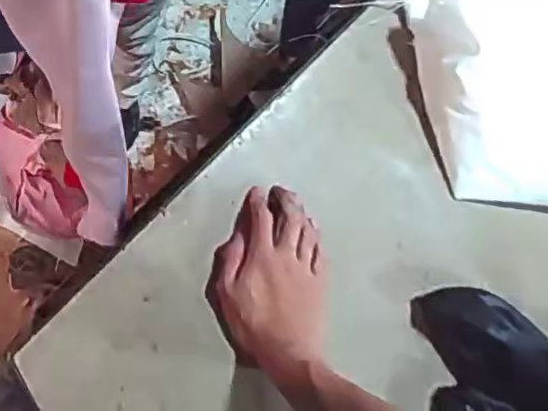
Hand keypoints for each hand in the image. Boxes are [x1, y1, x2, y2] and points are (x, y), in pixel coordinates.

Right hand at [211, 187, 327, 380]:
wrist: (290, 356)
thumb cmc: (254, 326)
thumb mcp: (228, 293)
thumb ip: (230, 259)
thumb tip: (237, 235)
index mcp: (262, 255)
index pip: (261, 217)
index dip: (258, 200)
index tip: (256, 192)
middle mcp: (286, 254)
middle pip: (290, 216)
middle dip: (284, 198)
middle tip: (278, 191)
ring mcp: (306, 267)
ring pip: (307, 229)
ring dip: (301, 212)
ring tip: (295, 204)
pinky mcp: (319, 281)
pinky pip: (320, 249)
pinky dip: (315, 234)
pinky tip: (312, 230)